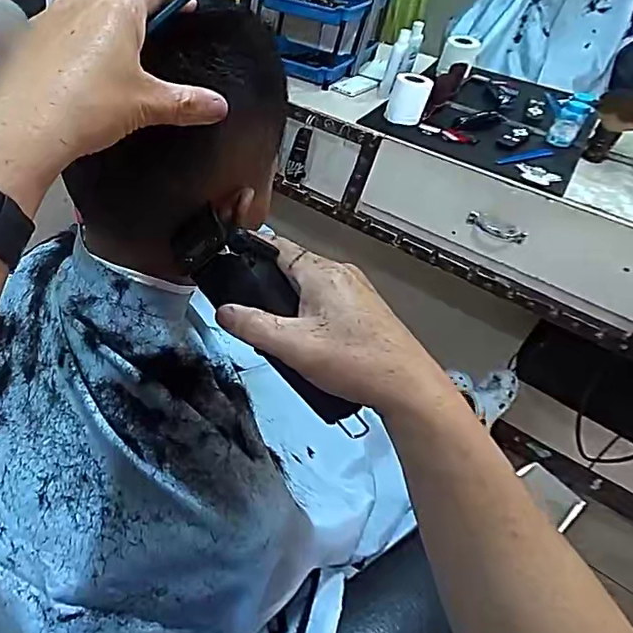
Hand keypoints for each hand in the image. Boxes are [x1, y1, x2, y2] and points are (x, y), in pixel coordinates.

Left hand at [0, 0, 226, 211]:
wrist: (24, 126)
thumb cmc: (84, 106)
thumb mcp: (146, 105)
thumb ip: (186, 103)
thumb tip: (216, 106)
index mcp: (119, 10)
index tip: (183, 7)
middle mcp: (82, 3)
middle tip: (137, 22)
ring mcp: (48, 18)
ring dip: (91, 10)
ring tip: (104, 47)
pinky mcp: (24, 39)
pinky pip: (48, 25)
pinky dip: (62, 36)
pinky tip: (69, 66)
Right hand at [213, 236, 454, 414]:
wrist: (406, 387)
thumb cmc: (360, 362)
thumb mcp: (292, 346)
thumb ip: (252, 326)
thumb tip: (226, 312)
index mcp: (322, 273)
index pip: (278, 245)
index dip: (253, 248)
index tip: (236, 252)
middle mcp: (343, 275)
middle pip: (294, 267)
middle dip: (271, 284)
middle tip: (253, 306)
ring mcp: (358, 292)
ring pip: (313, 287)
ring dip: (293, 303)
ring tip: (283, 331)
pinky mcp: (367, 311)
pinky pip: (330, 302)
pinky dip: (314, 315)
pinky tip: (313, 342)